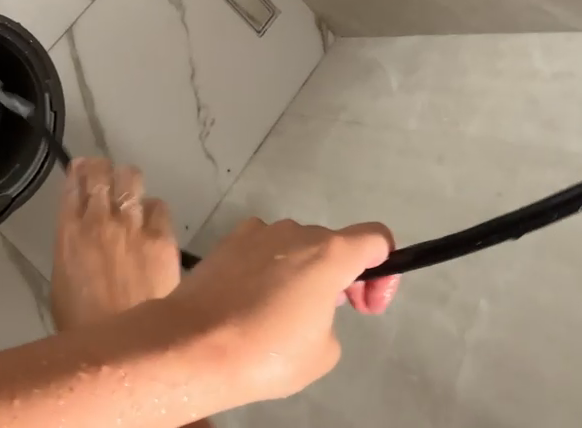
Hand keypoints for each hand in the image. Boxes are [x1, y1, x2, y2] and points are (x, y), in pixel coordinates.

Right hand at [51, 157, 182, 331]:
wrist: (124, 353)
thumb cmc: (82, 327)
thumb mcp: (63, 282)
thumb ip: (72, 248)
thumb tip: (82, 234)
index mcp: (69, 231)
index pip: (73, 183)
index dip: (78, 171)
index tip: (81, 168)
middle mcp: (99, 219)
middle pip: (100, 171)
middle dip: (102, 168)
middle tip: (105, 176)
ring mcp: (132, 226)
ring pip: (131, 178)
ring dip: (128, 183)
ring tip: (130, 193)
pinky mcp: (162, 238)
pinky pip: (159, 206)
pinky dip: (154, 212)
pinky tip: (152, 226)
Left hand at [165, 217, 399, 401]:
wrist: (197, 342)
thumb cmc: (269, 351)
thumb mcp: (325, 349)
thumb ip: (331, 314)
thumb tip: (312, 302)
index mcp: (327, 253)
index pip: (375, 238)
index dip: (384, 270)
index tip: (366, 304)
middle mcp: (293, 231)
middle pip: (331, 243)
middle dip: (340, 276)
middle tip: (328, 316)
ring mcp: (256, 231)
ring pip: (294, 245)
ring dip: (301, 270)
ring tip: (284, 314)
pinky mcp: (227, 240)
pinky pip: (262, 248)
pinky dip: (268, 267)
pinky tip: (253, 301)